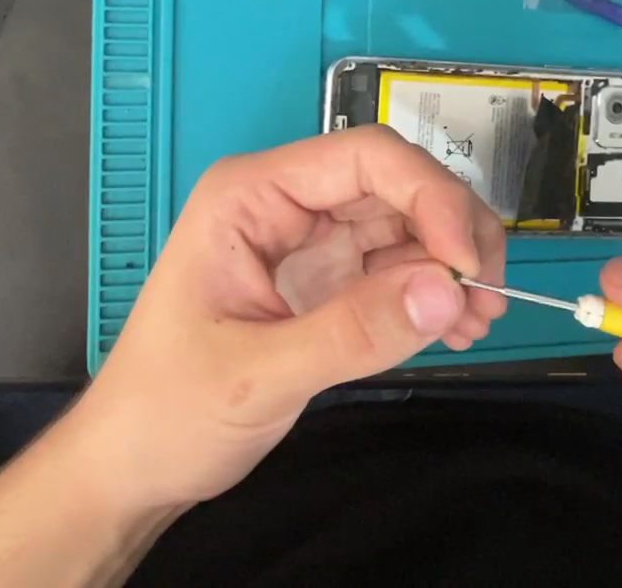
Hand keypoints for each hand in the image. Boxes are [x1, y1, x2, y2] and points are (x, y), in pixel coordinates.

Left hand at [73, 125, 507, 508]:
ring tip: (477, 321)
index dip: (428, 195)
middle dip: (450, 231)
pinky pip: (394, 268)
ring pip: (403, 224)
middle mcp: (286, 203)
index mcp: (252, 194)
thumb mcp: (257, 376)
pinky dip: (432, 293)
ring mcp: (308, 241)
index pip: (362, 157)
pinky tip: (454, 328)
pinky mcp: (325, 280)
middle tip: (488, 296)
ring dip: (450, 265)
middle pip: (393, 184)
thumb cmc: (168, 410)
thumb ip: (352, 333)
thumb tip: (449, 290)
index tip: (468, 263)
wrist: (133, 464)